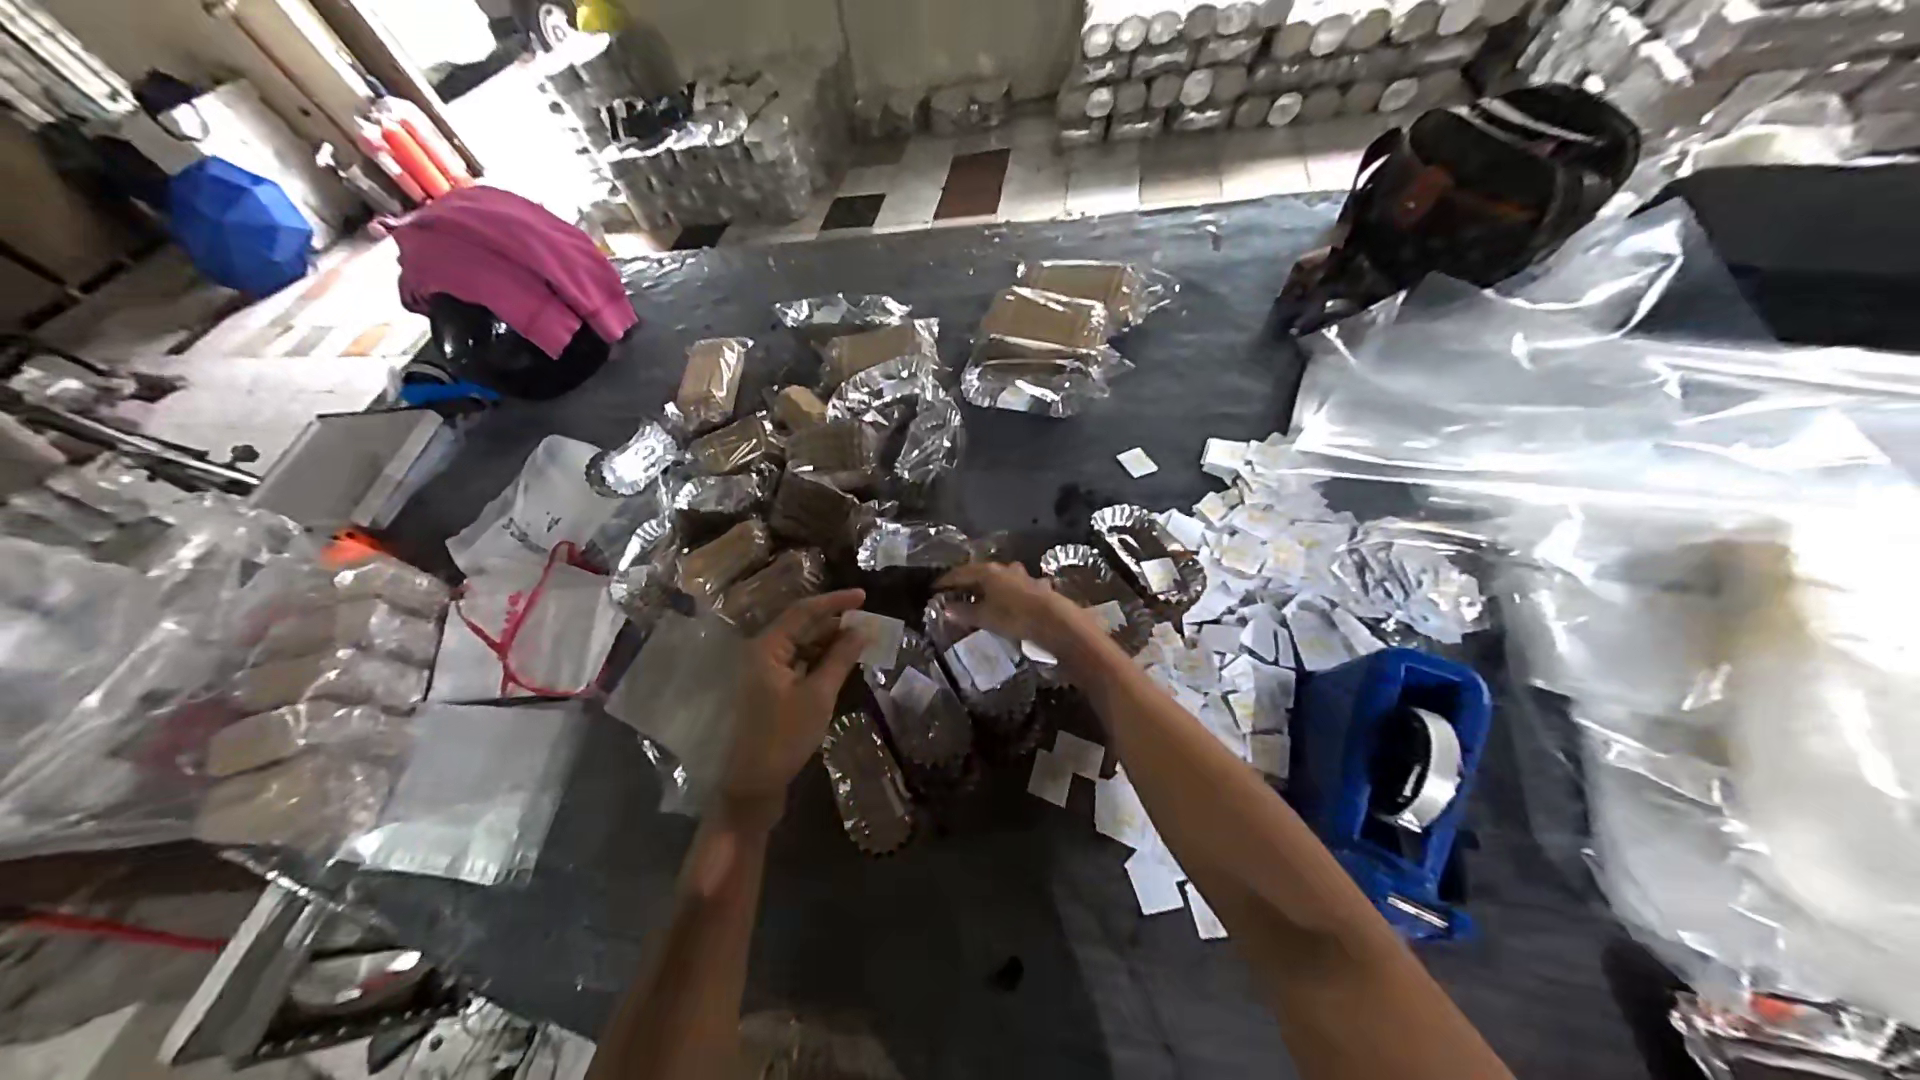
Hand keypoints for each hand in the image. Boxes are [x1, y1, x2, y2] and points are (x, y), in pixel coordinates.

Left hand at [724, 589, 869, 829]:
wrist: (753, 784)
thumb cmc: (785, 736)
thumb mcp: (819, 695)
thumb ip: (840, 658)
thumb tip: (861, 630)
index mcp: (766, 648)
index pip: (803, 612)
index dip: (835, 602)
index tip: (863, 595)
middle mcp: (762, 653)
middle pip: (801, 626)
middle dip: (835, 622)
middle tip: (868, 622)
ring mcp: (765, 672)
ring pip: (801, 645)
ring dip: (830, 642)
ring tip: (861, 641)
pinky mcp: (771, 689)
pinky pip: (799, 663)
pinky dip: (821, 660)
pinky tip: (842, 662)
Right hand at [934, 563, 1095, 654]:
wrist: (1053, 620)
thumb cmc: (1013, 616)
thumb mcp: (984, 617)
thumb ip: (964, 612)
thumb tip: (946, 608)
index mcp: (987, 571)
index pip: (960, 573)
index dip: (946, 581)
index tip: (935, 588)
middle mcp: (1004, 568)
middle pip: (980, 573)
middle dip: (968, 582)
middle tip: (955, 593)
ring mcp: (1023, 575)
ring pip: (1000, 579)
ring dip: (989, 587)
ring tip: (981, 598)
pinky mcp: (1037, 586)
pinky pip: (1015, 588)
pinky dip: (1007, 594)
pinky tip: (1008, 602)